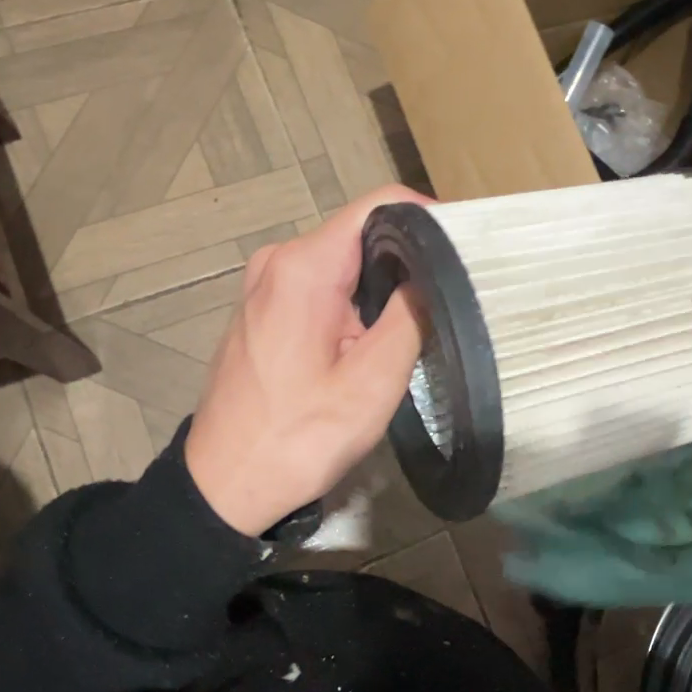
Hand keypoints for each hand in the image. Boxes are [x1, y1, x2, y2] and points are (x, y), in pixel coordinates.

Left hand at [184, 185, 430, 534]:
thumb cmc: (299, 437)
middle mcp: (279, 261)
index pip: (378, 206)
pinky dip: (355, 301)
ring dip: (384, 285)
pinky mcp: (263, 310)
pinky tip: (379, 336)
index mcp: (303, 266)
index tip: (467, 247)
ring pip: (343, 263)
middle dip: (409, 257)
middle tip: (457, 292)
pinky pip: (321, 286)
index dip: (428, 219)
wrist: (224, 484)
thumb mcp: (371, 383)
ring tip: (425, 318)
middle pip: (360, 234)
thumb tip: (437, 271)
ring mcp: (266, 285)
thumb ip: (410, 317)